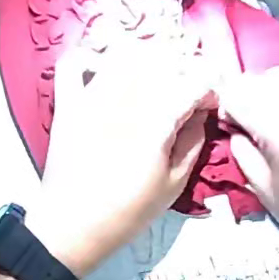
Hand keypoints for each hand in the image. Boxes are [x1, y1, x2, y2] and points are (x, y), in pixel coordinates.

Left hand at [25, 48, 213, 274]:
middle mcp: (125, 98)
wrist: (72, 227)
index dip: (210, 88)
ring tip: (153, 79)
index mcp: (156, 120)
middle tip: (187, 93)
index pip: (194, 81)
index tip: (211, 104)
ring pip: (124, 51)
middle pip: (162, 58)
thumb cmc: (127, 213)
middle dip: (183, 68)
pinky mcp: (67, 103)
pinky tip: (103, 68)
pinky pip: (73, 62)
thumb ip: (192, 144)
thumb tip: (200, 115)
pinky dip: (89, 56)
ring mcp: (92, 96)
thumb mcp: (173, 185)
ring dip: (146, 57)